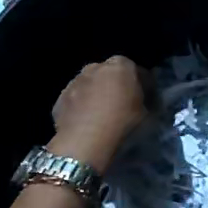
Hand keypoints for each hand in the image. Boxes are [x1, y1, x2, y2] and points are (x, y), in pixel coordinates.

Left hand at [48, 56, 147, 170]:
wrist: (86, 142)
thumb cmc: (123, 123)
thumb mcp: (147, 114)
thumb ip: (146, 102)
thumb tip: (147, 102)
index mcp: (120, 66)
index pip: (134, 69)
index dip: (141, 83)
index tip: (145, 97)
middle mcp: (95, 67)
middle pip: (108, 74)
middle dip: (114, 85)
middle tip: (121, 105)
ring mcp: (74, 82)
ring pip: (89, 86)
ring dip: (95, 95)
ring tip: (101, 116)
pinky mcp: (60, 99)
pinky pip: (75, 101)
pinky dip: (80, 108)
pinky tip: (86, 124)